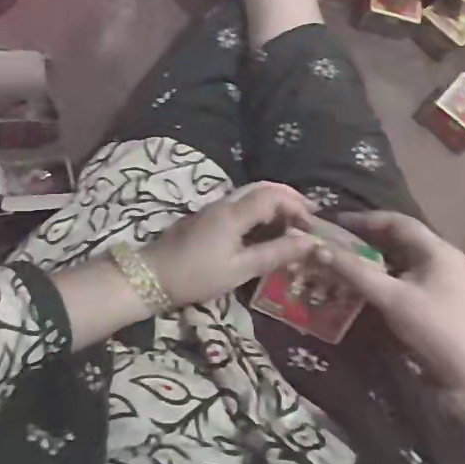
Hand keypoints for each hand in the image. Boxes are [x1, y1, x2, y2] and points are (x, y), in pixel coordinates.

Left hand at [143, 183, 319, 308]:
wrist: (152, 276)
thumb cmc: (196, 275)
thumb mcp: (240, 269)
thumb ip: (275, 253)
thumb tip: (309, 242)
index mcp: (234, 213)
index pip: (273, 196)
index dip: (296, 206)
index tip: (312, 226)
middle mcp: (224, 203)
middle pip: (262, 187)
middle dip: (289, 198)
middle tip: (309, 215)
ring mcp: (213, 209)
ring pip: (250, 194)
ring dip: (274, 203)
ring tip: (292, 223)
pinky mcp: (206, 218)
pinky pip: (239, 205)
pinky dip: (259, 211)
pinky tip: (266, 230)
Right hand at [312, 211, 464, 389]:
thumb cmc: (431, 327)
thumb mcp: (389, 298)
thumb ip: (354, 272)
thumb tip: (319, 250)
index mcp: (438, 250)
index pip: (398, 222)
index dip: (365, 219)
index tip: (336, 223)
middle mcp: (444, 257)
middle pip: (401, 238)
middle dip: (368, 237)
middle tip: (338, 240)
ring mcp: (446, 277)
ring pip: (404, 257)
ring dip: (375, 256)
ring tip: (347, 259)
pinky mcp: (442, 295)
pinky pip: (409, 273)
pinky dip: (386, 272)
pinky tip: (367, 280)